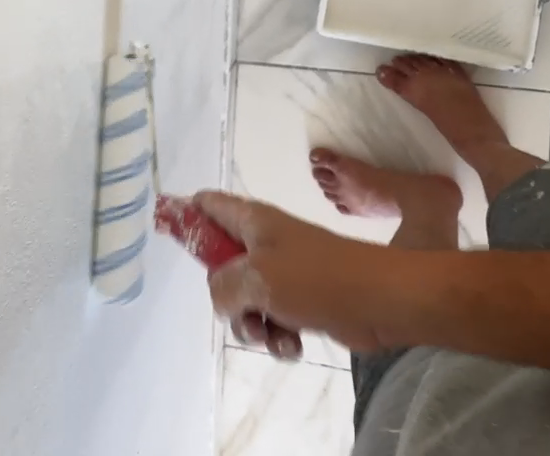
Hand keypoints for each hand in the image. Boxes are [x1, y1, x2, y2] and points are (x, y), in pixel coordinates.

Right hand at [194, 190, 412, 359]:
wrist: (378, 301)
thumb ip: (222, 285)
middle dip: (223, 294)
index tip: (170, 236)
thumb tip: (221, 297)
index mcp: (252, 221)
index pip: (208, 204)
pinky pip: (270, 318)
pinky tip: (292, 344)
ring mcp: (282, 270)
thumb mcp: (257, 277)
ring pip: (243, 298)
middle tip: (235, 305)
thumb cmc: (316, 278)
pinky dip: (276, 334)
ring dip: (251, 324)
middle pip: (220, 262)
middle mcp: (263, 241)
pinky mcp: (300, 298)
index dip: (186, 215)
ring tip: (271, 333)